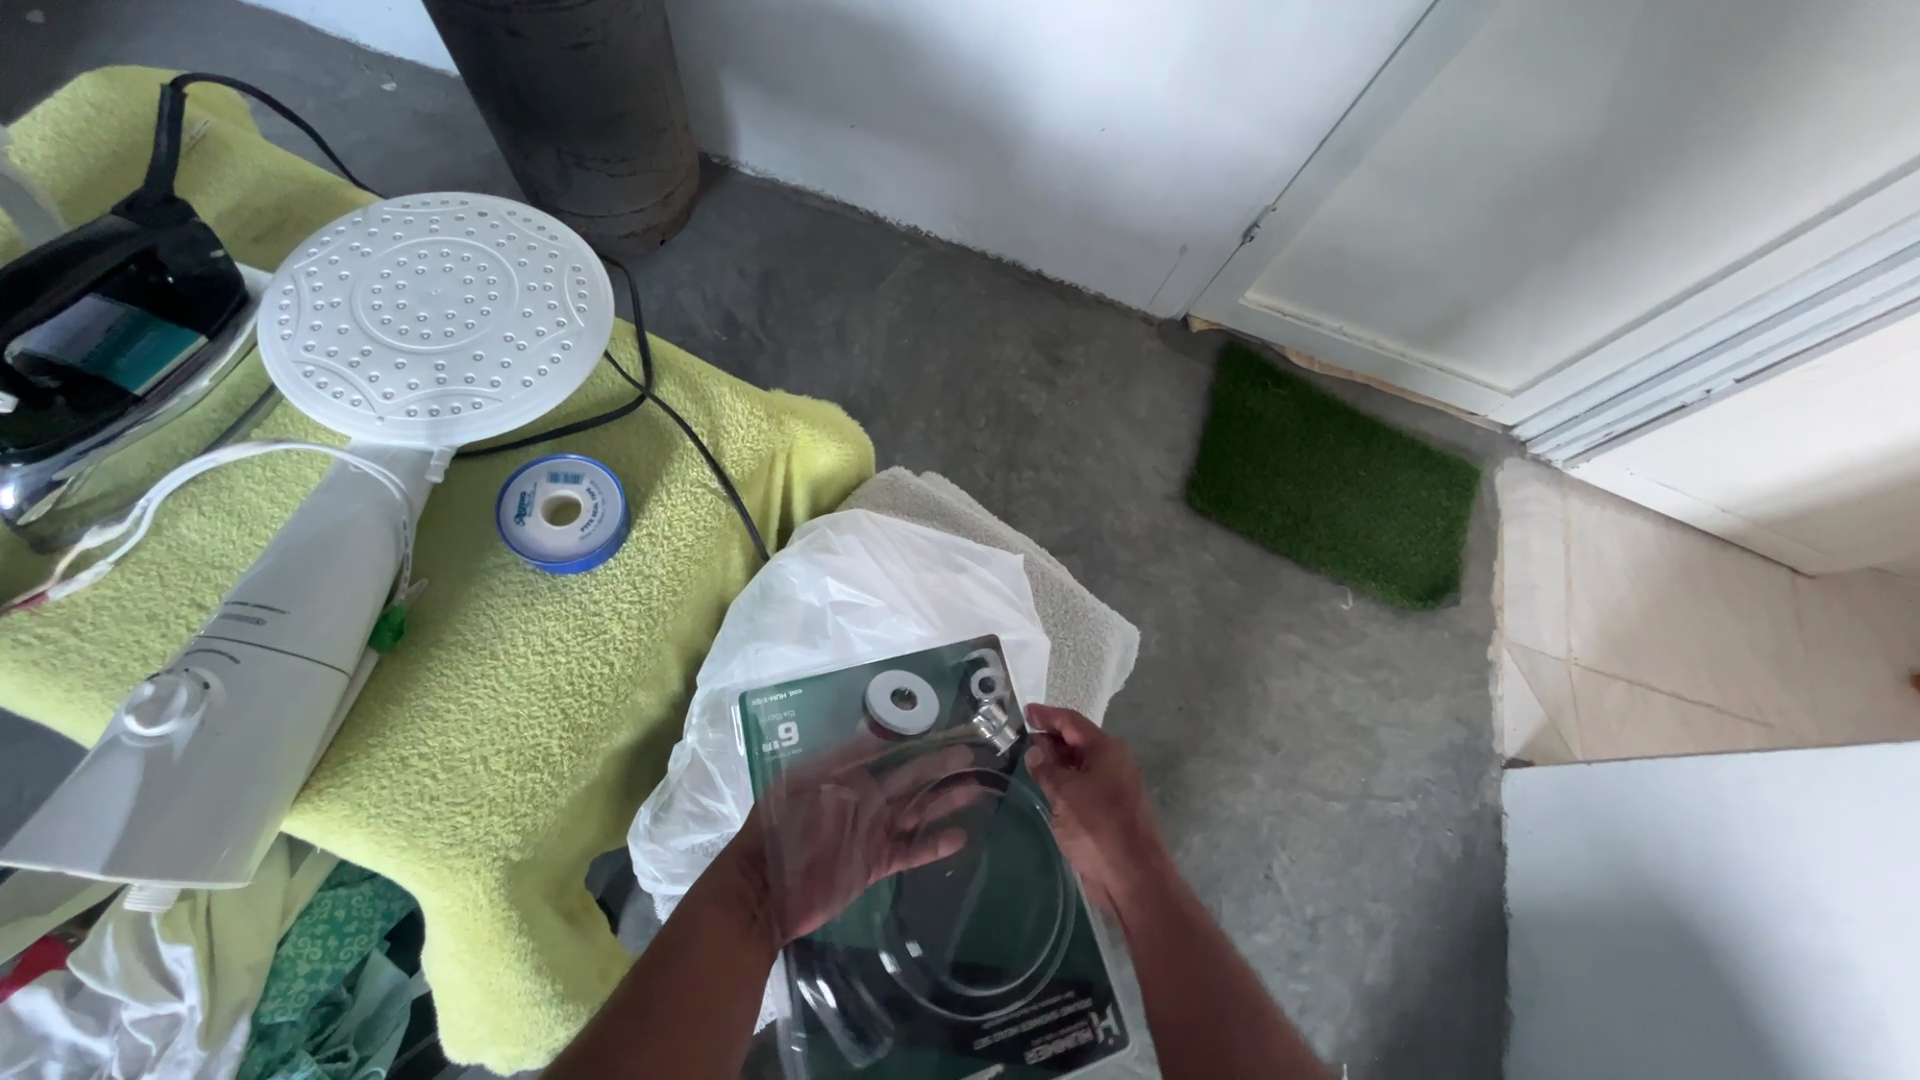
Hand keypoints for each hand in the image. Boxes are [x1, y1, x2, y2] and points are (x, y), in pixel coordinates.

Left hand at [721, 740, 987, 946]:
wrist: (763, 893)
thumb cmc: (780, 830)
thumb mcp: (806, 783)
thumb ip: (845, 758)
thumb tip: (882, 730)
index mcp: (847, 774)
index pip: (890, 751)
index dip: (917, 741)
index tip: (946, 728)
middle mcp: (865, 798)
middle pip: (911, 779)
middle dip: (941, 766)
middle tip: (974, 755)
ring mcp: (872, 831)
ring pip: (918, 811)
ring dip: (946, 800)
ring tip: (978, 789)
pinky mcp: (876, 863)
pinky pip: (911, 850)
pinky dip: (934, 844)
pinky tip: (960, 836)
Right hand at [1024, 704, 1175, 915]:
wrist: (1133, 876)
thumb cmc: (1098, 827)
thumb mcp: (1065, 793)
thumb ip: (1047, 769)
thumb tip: (1035, 751)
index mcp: (1107, 750)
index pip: (1072, 722)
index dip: (1047, 715)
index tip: (1025, 710)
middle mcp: (1113, 762)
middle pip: (1078, 741)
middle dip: (1051, 737)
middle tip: (1021, 735)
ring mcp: (1113, 787)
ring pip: (1080, 765)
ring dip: (1057, 761)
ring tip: (1028, 758)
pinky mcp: (1109, 810)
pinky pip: (1082, 785)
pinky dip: (1064, 781)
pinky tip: (1046, 787)